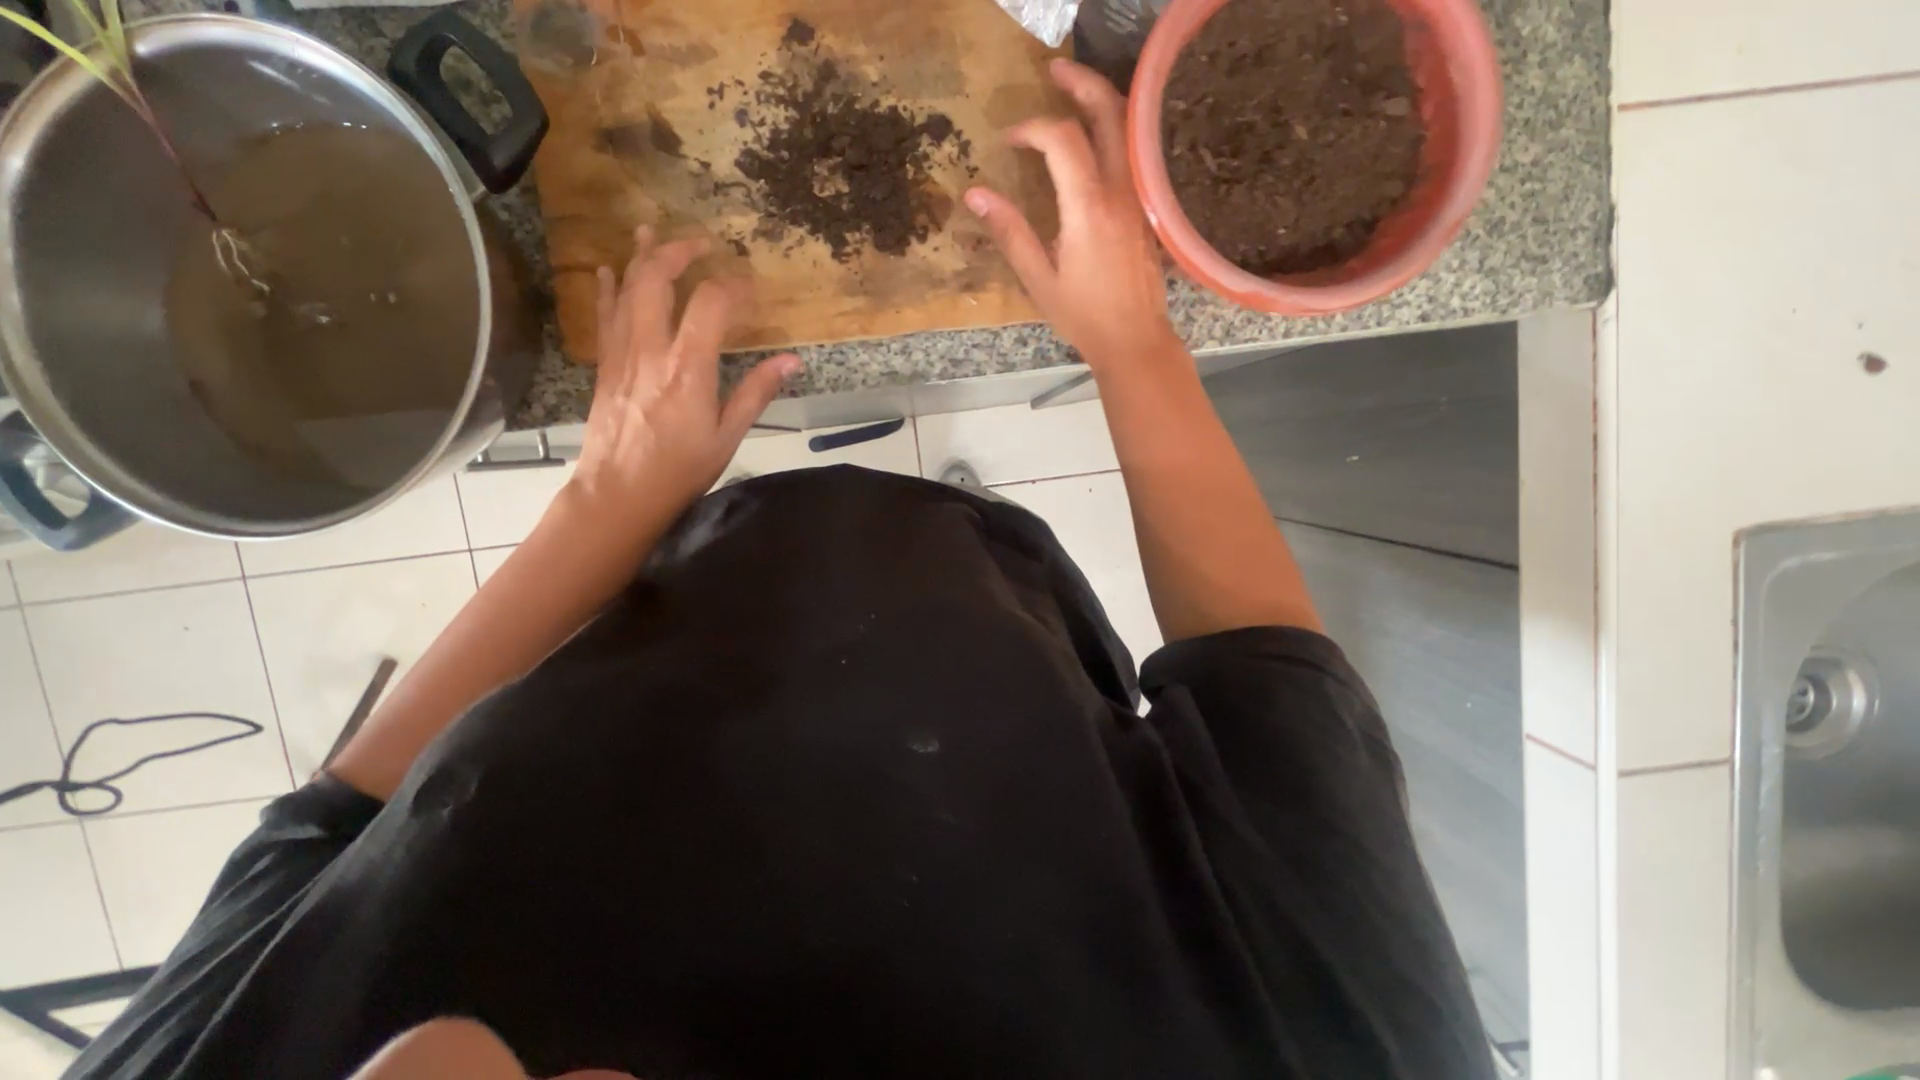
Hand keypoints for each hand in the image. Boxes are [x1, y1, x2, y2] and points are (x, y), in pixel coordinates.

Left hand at [568, 227, 799, 524]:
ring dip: (641, 257)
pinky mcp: (605, 364)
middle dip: (679, 252)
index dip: (734, 287)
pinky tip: (611, 270)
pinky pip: (605, 315)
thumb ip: (756, 392)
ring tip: (651, 230)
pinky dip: (609, 288)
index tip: (751, 290)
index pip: (712, 303)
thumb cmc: (680, 470)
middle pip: (658, 279)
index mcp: (689, 366)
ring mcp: (622, 353)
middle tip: (701, 243)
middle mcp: (652, 348)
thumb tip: (792, 361)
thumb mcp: (727, 435)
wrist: (618, 494)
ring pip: (628, 289)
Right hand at [965, 58, 1179, 369]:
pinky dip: (1116, 130)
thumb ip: (1009, 231)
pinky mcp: (1148, 207)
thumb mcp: (1037, 278)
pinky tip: (1097, 136)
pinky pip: (1135, 151)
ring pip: (1129, 127)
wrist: (1135, 339)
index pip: (1062, 140)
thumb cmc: (1083, 315)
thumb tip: (975, 194)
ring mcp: (1140, 196)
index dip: (1032, 129)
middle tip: (1054, 71)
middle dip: (1081, 85)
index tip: (1010, 141)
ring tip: (1075, 91)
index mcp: (1088, 208)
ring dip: (1102, 101)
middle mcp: (1120, 192)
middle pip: (1109, 113)